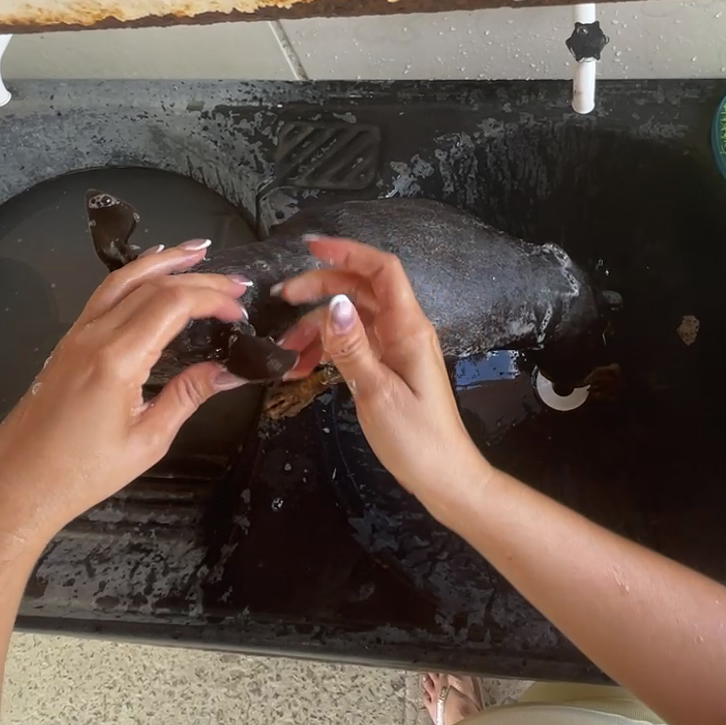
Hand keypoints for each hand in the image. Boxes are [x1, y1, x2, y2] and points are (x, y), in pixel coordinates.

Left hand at [0, 241, 249, 546]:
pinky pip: (105, 293)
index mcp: (117, 359)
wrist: (14, 488)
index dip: (211, 298)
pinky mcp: (69, 342)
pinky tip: (152, 272)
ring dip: (164, 262)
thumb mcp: (148, 440)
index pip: (173, 303)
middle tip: (238, 284)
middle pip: (154, 285)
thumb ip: (188, 395)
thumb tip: (230, 371)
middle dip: (200, 278)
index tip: (239, 310)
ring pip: (124, 279)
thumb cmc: (81, 473)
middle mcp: (95, 335)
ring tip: (198, 250)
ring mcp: (78, 334)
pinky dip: (135, 274)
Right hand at [275, 237, 494, 513]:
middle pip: (361, 289)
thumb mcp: (377, 392)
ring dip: (318, 325)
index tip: (311, 247)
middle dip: (321, 287)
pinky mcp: (388, 366)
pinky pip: (354, 343)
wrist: (443, 477)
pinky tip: (303, 366)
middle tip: (282, 298)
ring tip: (285, 349)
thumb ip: (352, 347)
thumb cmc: (416, 438)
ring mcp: (396, 347)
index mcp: (409, 327)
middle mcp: (404, 329)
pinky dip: (328, 348)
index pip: (382, 270)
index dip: (349, 252)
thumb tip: (332, 303)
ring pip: (353, 317)